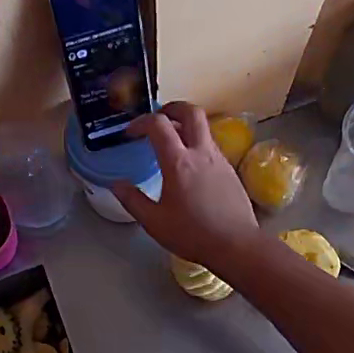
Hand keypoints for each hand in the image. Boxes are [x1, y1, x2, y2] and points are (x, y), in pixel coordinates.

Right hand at [112, 102, 263, 272]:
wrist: (236, 245)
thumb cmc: (192, 234)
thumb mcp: (154, 222)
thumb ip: (132, 201)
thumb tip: (117, 185)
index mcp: (178, 162)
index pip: (158, 124)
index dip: (140, 122)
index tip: (130, 133)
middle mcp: (201, 153)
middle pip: (191, 112)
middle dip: (172, 108)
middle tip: (158, 118)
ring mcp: (220, 160)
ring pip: (204, 129)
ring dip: (186, 127)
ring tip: (172, 143)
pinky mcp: (231, 171)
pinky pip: (212, 147)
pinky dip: (197, 145)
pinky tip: (191, 167)